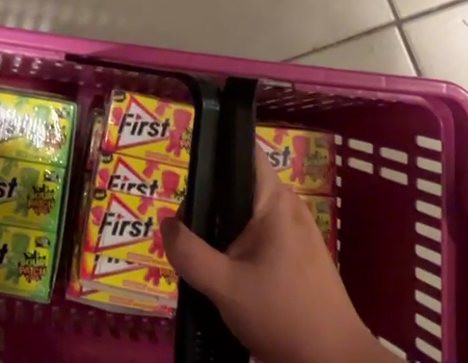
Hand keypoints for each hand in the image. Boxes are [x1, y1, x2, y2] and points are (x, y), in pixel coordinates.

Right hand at [161, 151, 387, 362]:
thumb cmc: (282, 316)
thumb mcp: (224, 286)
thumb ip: (188, 253)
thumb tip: (166, 224)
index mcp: (274, 200)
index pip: (243, 152)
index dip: (213, 153)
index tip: (187, 176)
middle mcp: (288, 206)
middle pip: (237, 188)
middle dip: (209, 207)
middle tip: (188, 237)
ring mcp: (298, 233)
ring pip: (247, 217)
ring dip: (222, 234)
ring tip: (204, 262)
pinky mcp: (301, 258)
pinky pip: (260, 238)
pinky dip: (239, 250)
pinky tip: (228, 279)